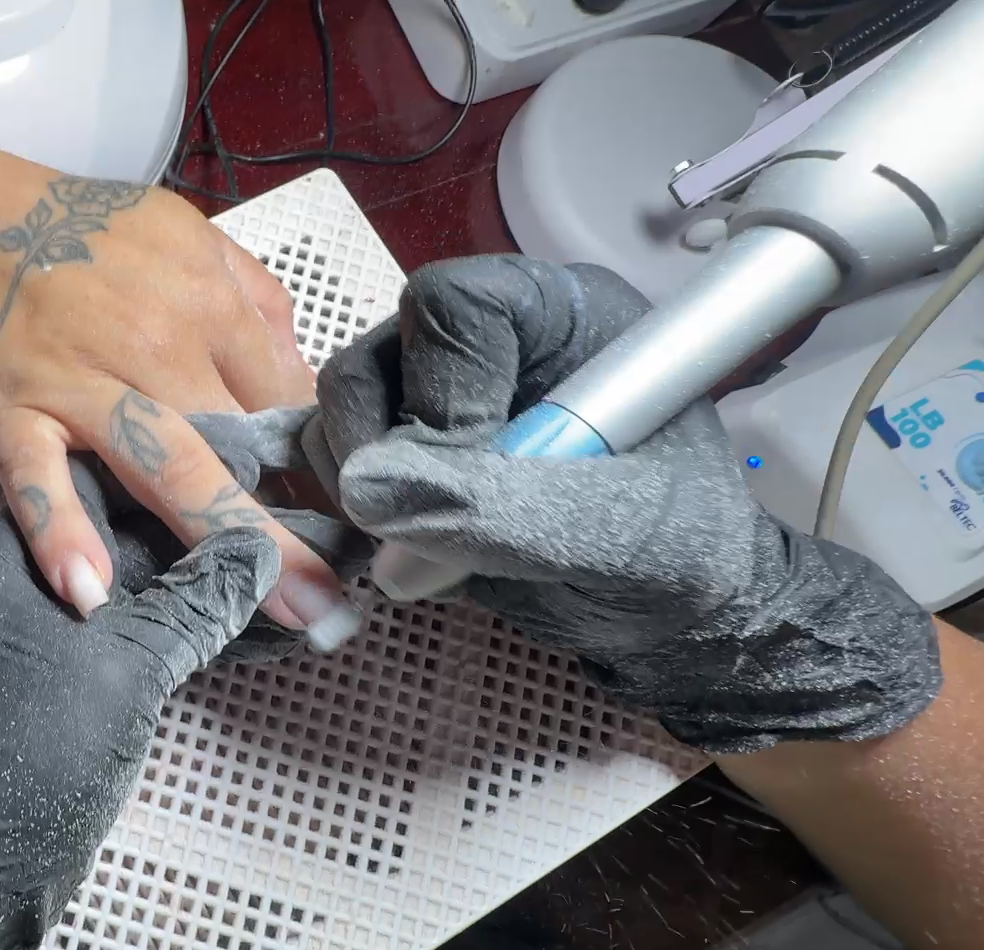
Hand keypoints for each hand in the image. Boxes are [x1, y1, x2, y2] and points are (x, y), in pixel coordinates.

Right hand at [0, 164, 358, 643]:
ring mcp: (77, 382)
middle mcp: (152, 340)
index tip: (332, 523)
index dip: (312, 464)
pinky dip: (60, 530)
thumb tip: (297, 373)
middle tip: (335, 601)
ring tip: (280, 610)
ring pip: (160, 462)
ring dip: (221, 536)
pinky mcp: (11, 413)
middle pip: (237, 440)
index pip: (280, 393)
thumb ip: (247, 293)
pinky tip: (89, 589)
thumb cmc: (72, 232)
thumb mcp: (179, 234)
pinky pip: (37, 478)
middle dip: (294, 523)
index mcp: (202, 295)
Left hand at [0, 462, 279, 949]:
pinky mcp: (81, 668)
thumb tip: (262, 550)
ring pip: (148, 580)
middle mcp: (37, 572)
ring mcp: (58, 622)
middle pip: (137, 529)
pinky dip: (197, 621)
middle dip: (212, 528)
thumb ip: (193, 601)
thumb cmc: (33, 746)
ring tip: (290, 568)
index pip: (116, 481)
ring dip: (213, 579)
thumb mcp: (124, 665)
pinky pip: (147, 625)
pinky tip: (254, 622)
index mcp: (23, 547)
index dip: (190, 474)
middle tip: (291, 520)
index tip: (261, 469)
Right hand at [229, 255, 941, 751]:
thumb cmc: (663, 554)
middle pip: (369, 360)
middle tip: (423, 522)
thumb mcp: (612, 536)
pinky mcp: (383, 444)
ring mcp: (417, 394)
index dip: (440, 390)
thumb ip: (497, 508)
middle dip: (377, 450)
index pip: (450, 308)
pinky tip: (388, 543)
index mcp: (559, 316)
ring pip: (334, 417)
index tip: (470, 475)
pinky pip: (320, 457)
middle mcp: (474, 343)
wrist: (644, 607)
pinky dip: (337, 508)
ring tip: (421, 543)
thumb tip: (364, 490)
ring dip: (357, 489)